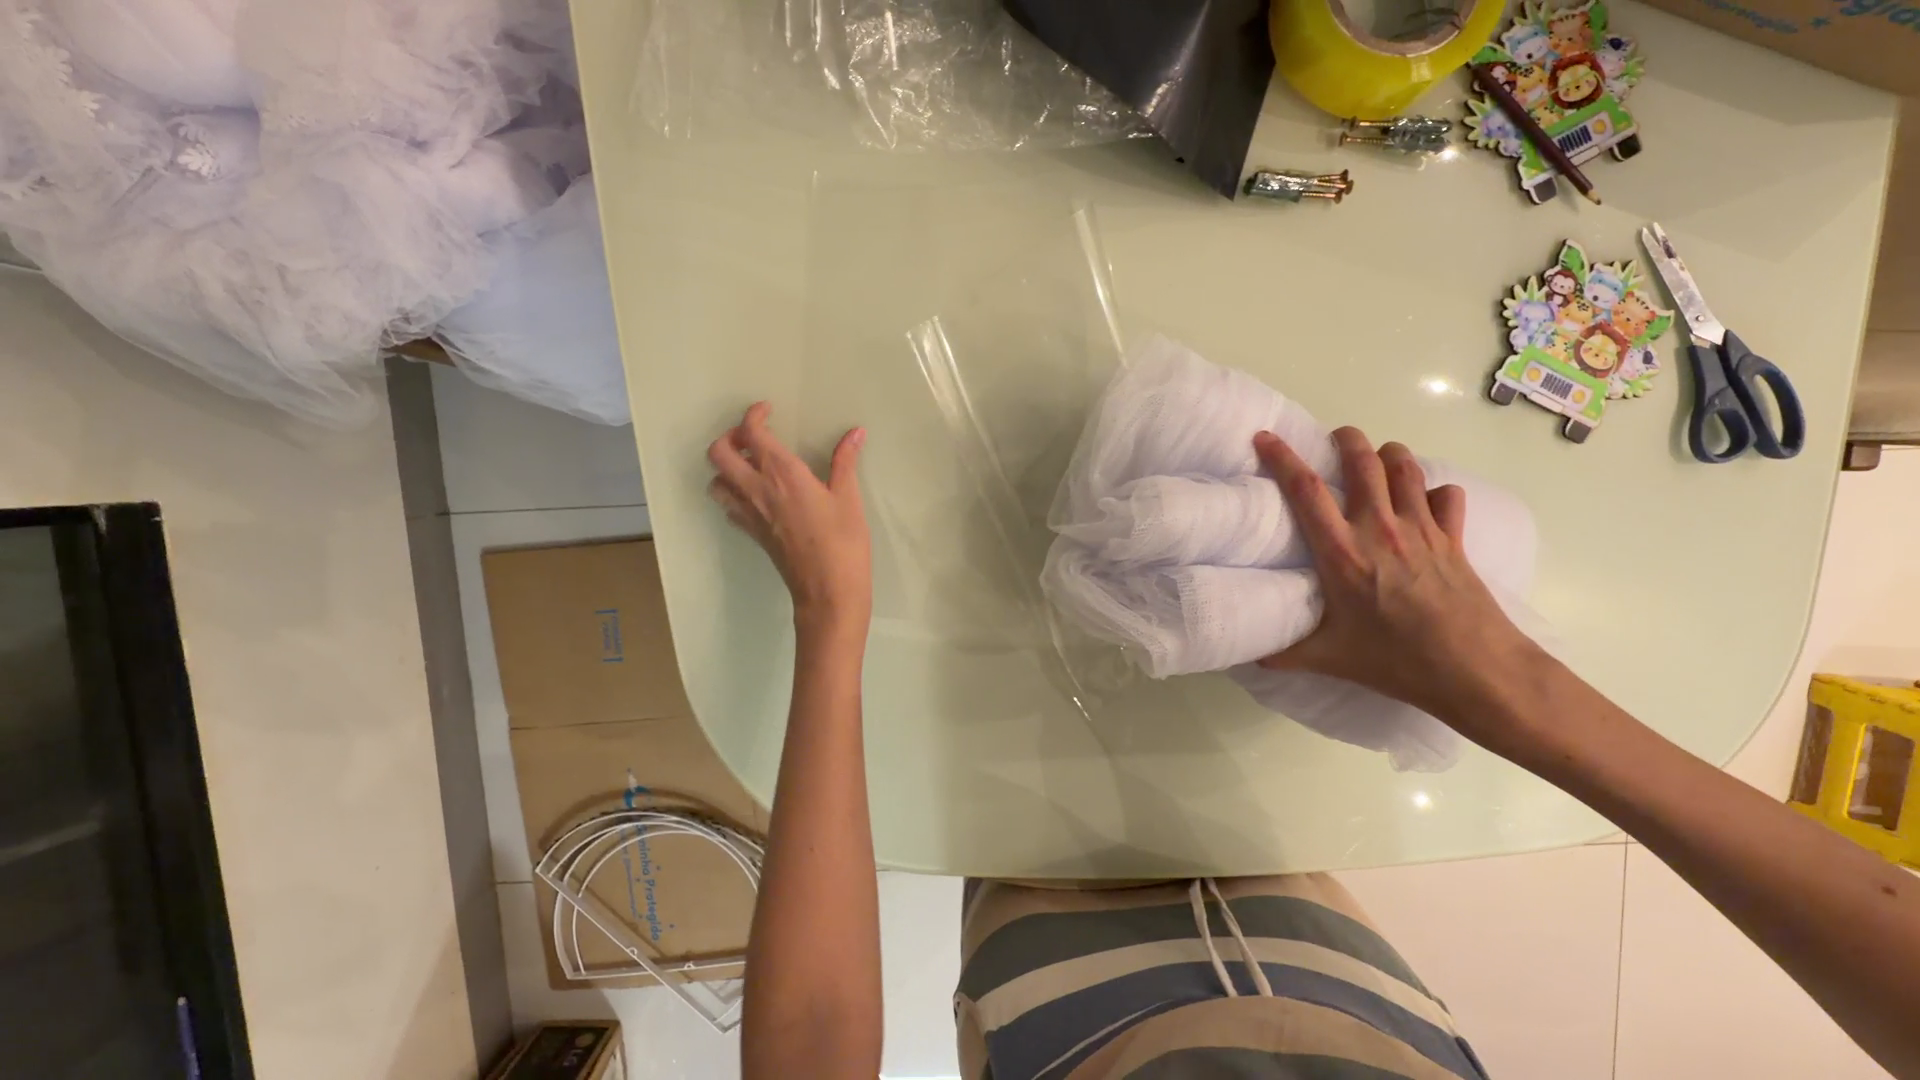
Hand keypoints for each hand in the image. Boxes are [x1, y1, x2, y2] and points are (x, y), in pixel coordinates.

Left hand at [707, 403, 870, 634]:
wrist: (827, 591)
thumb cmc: (843, 542)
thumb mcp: (849, 498)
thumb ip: (845, 461)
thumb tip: (856, 433)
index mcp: (782, 473)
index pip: (752, 433)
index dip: (753, 416)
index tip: (767, 411)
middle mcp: (757, 489)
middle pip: (719, 453)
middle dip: (730, 437)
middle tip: (753, 438)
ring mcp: (749, 514)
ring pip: (716, 481)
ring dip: (725, 467)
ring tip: (749, 465)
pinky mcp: (751, 533)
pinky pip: (728, 506)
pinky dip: (732, 493)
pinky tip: (754, 495)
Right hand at [1255, 427, 1545, 747]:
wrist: (1474, 670)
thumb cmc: (1396, 661)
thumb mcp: (1330, 658)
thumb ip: (1286, 652)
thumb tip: (1250, 655)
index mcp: (1342, 553)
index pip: (1306, 490)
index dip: (1282, 457)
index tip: (1266, 437)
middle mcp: (1380, 530)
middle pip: (1363, 461)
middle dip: (1346, 439)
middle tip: (1334, 440)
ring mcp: (1422, 531)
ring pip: (1406, 468)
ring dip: (1389, 455)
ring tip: (1377, 460)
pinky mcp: (1453, 540)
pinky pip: (1446, 497)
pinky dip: (1434, 492)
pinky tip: (1425, 503)